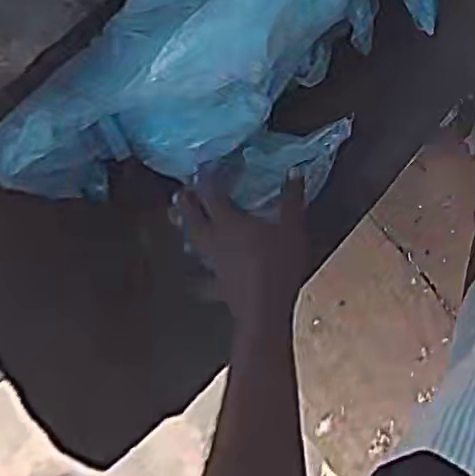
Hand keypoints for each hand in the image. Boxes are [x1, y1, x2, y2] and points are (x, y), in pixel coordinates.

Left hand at [179, 171, 308, 333]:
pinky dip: (195, 263)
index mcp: (228, 221)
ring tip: (180, 216)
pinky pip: (200, 268)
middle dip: (187, 200)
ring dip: (186, 225)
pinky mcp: (216, 281)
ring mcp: (211, 262)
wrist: (264, 309)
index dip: (207, 178)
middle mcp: (213, 239)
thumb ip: (291, 197)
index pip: (211, 194)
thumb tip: (294, 169)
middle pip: (193, 216)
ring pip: (192, 240)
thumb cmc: (278, 261)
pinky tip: (194, 270)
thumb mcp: (292, 225)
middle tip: (183, 188)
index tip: (206, 166)